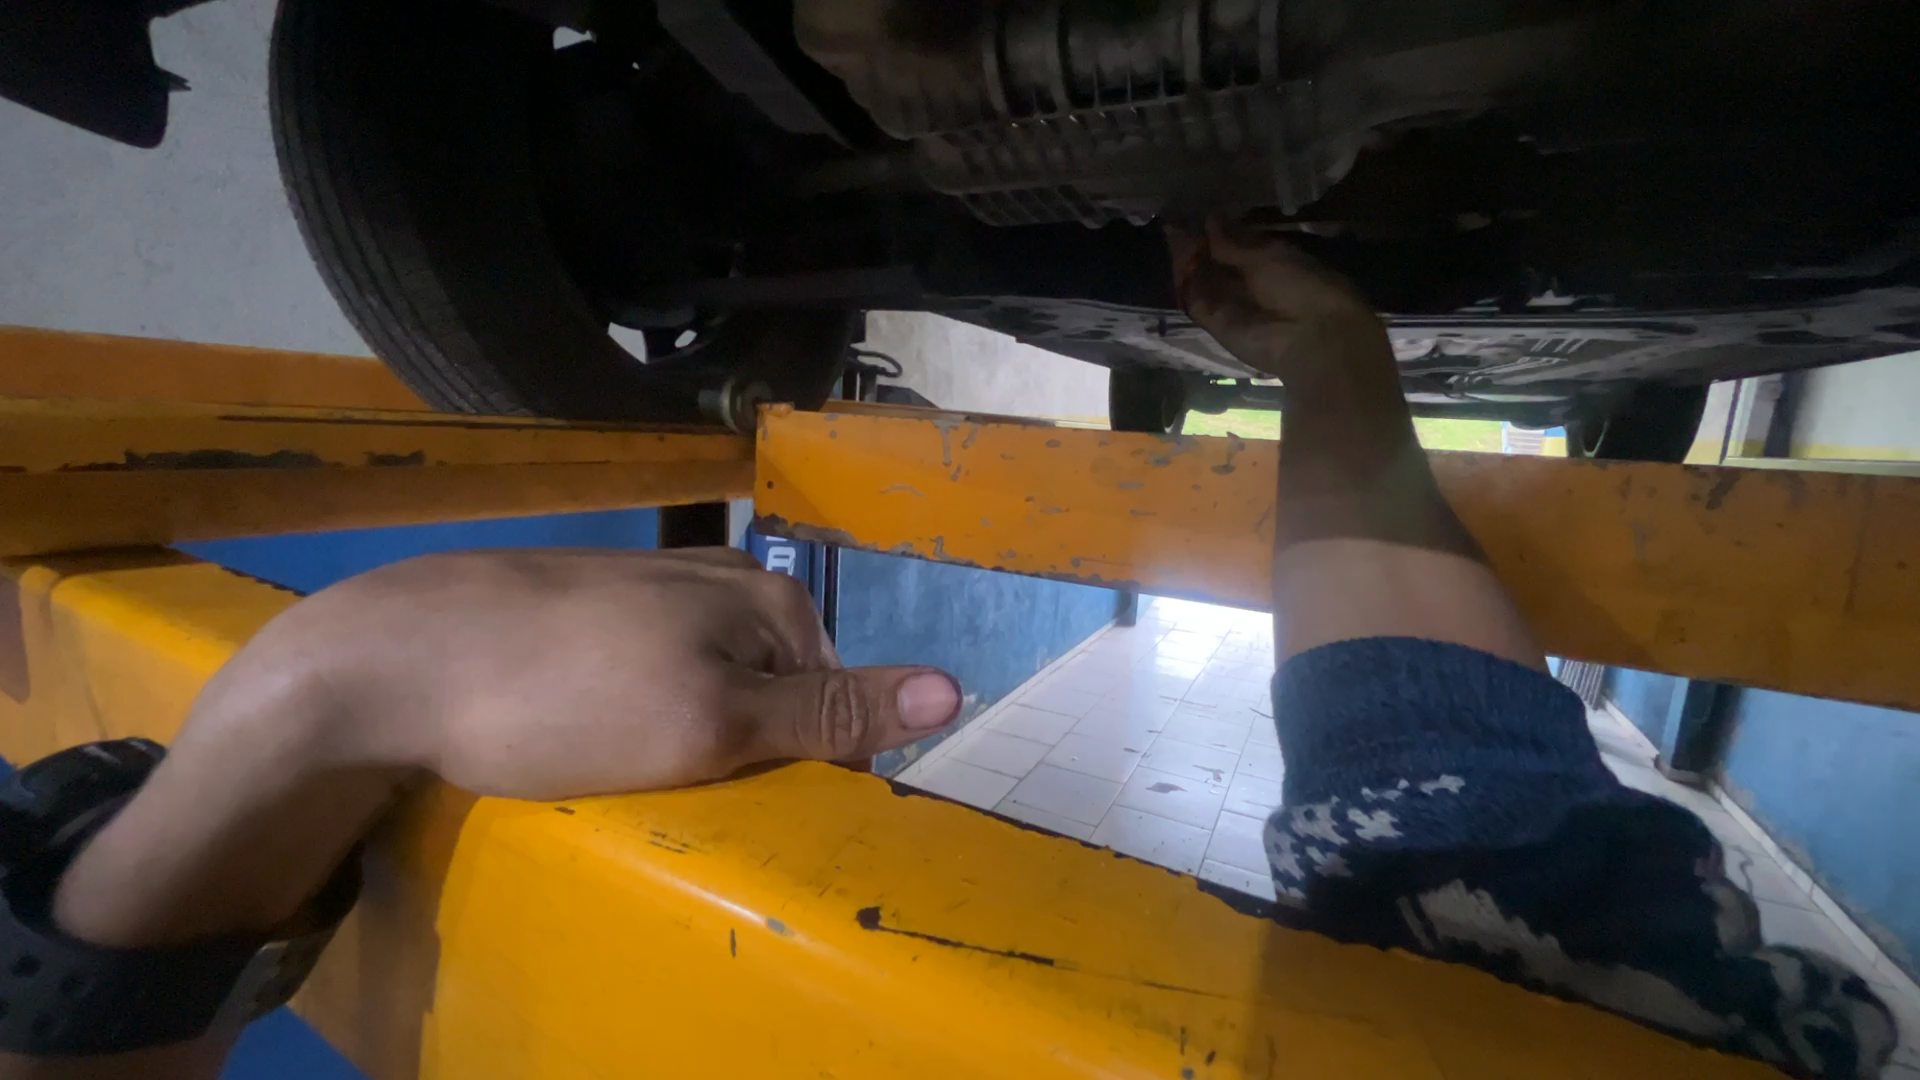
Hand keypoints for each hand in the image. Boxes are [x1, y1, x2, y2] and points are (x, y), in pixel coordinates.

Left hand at [249, 546, 962, 796]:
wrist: (397, 656)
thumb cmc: (573, 696)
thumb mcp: (718, 723)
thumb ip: (835, 712)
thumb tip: (957, 690)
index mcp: (774, 601)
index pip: (837, 699)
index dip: (804, 765)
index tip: (743, 807)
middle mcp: (731, 578)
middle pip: (780, 684)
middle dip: (750, 743)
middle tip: (681, 789)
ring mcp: (665, 583)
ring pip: (723, 673)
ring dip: (700, 726)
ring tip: (636, 765)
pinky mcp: (611, 598)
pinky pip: (668, 660)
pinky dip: (652, 703)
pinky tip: (603, 726)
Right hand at [1167, 217, 1389, 380]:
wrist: (1307, 334)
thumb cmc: (1299, 284)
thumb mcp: (1267, 255)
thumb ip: (1233, 243)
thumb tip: (1209, 220)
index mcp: (1266, 260)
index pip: (1232, 244)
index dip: (1213, 231)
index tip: (1194, 216)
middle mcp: (1245, 282)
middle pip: (1213, 263)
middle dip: (1196, 245)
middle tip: (1176, 226)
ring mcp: (1228, 304)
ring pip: (1201, 280)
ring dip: (1187, 261)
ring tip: (1173, 239)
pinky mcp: (1214, 324)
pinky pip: (1195, 301)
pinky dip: (1186, 284)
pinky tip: (1179, 263)